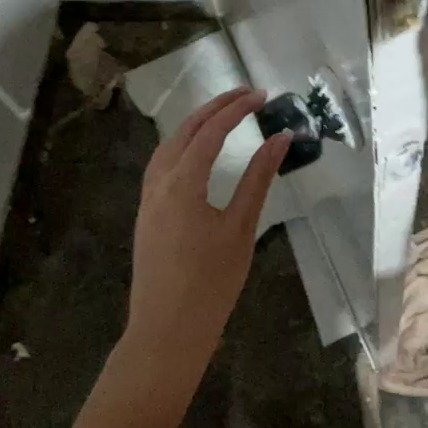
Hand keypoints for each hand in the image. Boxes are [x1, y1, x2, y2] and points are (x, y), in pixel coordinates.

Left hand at [125, 88, 289, 345]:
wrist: (166, 333)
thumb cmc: (210, 282)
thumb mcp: (241, 227)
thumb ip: (259, 178)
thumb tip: (280, 139)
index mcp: (182, 183)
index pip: (211, 131)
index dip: (237, 109)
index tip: (263, 95)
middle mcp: (159, 184)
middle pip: (185, 131)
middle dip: (215, 107)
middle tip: (247, 94)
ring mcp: (148, 200)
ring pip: (168, 146)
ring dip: (195, 124)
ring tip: (224, 115)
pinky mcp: (147, 216)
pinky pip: (161, 165)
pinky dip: (182, 145)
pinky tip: (197, 153)